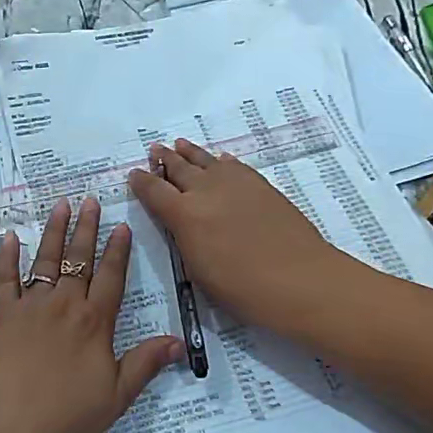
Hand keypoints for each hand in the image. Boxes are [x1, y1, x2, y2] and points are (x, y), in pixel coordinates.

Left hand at [0, 197, 182, 432]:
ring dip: (54, 231)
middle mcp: (65, 304)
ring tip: (60, 205)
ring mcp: (30, 306)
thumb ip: (145, 364)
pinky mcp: (1, 315)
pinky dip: (6, 256)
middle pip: (79, 259)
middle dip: (87, 228)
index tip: (122, 225)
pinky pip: (4, 278)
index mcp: (95, 322)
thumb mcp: (116, 397)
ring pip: (46, 260)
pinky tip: (10, 236)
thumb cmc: (66, 417)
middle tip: (90, 200)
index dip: (119, 250)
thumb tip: (179, 341)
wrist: (6, 429)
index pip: (112, 277)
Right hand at [127, 139, 355, 331]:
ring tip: (179, 144)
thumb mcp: (198, 269)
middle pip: (179, 169)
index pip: (154, 191)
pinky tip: (221, 160)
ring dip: (190, 153)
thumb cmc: (240, 288)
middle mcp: (206, 191)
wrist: (298, 279)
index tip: (134, 174)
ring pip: (207, 161)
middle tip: (155, 149)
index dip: (142, 181)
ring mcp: (236, 184)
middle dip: (164, 159)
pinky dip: (222, 162)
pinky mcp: (261, 186)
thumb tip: (183, 224)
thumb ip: (185, 240)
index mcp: (183, 215)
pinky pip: (235, 166)